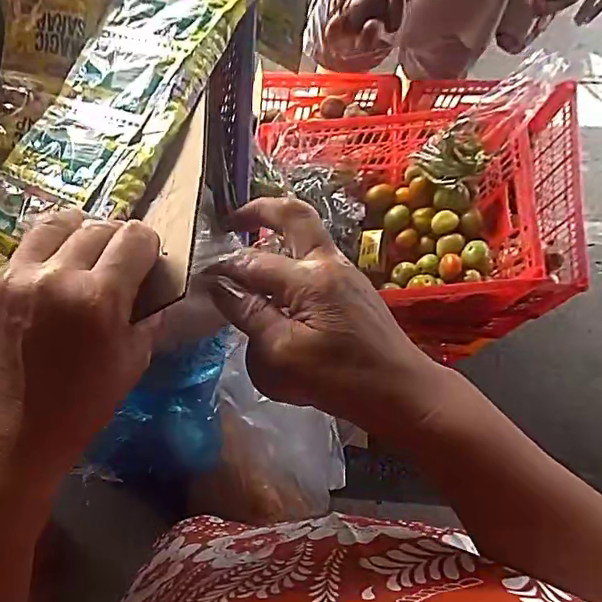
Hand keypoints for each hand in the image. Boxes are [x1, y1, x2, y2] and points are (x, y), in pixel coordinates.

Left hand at [0, 211, 161, 477]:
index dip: (148, 246)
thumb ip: (148, 314)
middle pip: (98, 226)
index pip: (134, 237)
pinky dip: (47, 256)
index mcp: (98, 298)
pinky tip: (52, 280)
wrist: (20, 427)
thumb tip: (153, 283)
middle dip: (116, 240)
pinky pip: (26, 250)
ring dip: (79, 233)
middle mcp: (56, 276)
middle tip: (119, 264)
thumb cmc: (86, 401)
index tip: (147, 261)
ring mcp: (17, 276)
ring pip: (57, 223)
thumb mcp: (134, 360)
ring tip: (84, 255)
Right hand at [205, 198, 447, 434]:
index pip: (252, 262)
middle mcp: (329, 263)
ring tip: (249, 250)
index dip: (222, 268)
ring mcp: (346, 272)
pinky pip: (316, 259)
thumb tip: (221, 286)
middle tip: (229, 220)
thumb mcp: (282, 355)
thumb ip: (250, 315)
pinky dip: (292, 258)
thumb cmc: (339, 378)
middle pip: (293, 215)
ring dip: (277, 232)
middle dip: (258, 210)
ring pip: (308, 234)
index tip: (200, 277)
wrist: (400, 390)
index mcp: (309, 278)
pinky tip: (279, 287)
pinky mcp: (353, 289)